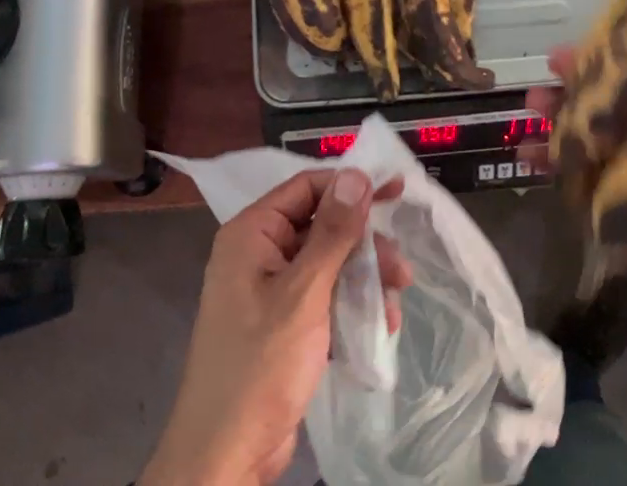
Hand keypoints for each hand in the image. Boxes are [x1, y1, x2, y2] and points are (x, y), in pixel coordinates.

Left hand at [142, 169, 411, 485]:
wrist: (226, 450)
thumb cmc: (260, 363)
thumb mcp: (303, 293)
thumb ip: (332, 233)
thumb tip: (356, 175)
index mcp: (252, 234)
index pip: (306, 188)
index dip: (350, 186)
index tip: (395, 190)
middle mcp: (258, 254)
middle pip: (321, 227)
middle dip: (364, 244)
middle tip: (400, 267)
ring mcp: (269, 292)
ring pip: (328, 265)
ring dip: (364, 278)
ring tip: (394, 301)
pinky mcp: (283, 324)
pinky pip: (323, 298)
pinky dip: (351, 306)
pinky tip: (379, 325)